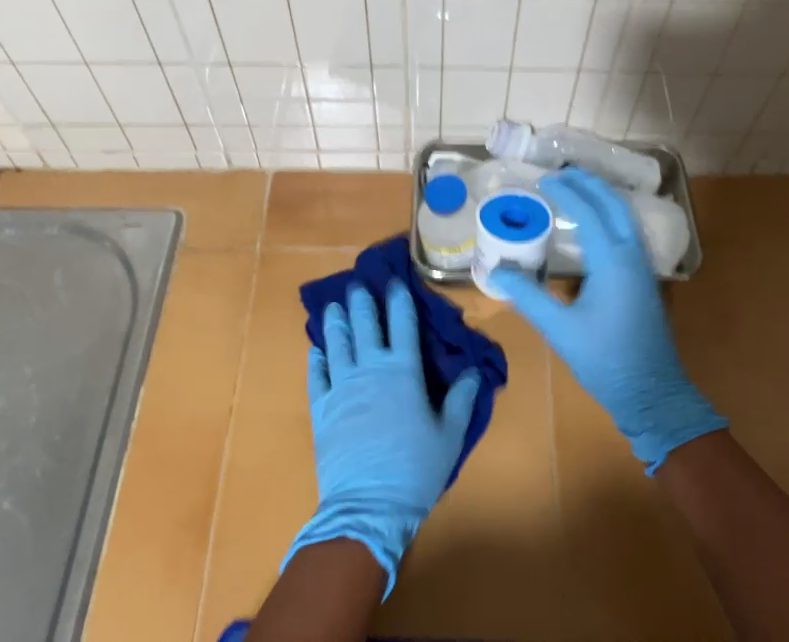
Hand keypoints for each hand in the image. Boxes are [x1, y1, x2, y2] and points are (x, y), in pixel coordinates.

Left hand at [285, 281, 481, 593]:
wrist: (368, 505)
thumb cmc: (415, 469)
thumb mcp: (449, 435)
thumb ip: (461, 400)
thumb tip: (472, 371)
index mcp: (403, 372)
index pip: (402, 326)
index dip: (399, 301)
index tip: (394, 283)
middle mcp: (370, 370)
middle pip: (365, 327)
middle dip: (362, 302)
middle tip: (357, 285)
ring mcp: (341, 388)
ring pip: (337, 344)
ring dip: (336, 322)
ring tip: (334, 305)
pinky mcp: (321, 409)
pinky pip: (316, 376)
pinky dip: (316, 359)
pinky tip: (316, 348)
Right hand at [489, 168, 725, 472]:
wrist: (652, 393)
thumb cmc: (605, 360)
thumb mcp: (560, 329)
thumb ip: (528, 296)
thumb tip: (497, 271)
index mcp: (612, 261)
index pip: (588, 211)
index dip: (566, 192)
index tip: (545, 179)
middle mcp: (632, 255)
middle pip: (614, 205)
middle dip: (590, 184)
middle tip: (563, 173)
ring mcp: (643, 267)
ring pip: (626, 218)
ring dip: (603, 198)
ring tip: (578, 190)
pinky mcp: (645, 280)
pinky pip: (629, 233)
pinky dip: (612, 217)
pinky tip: (596, 226)